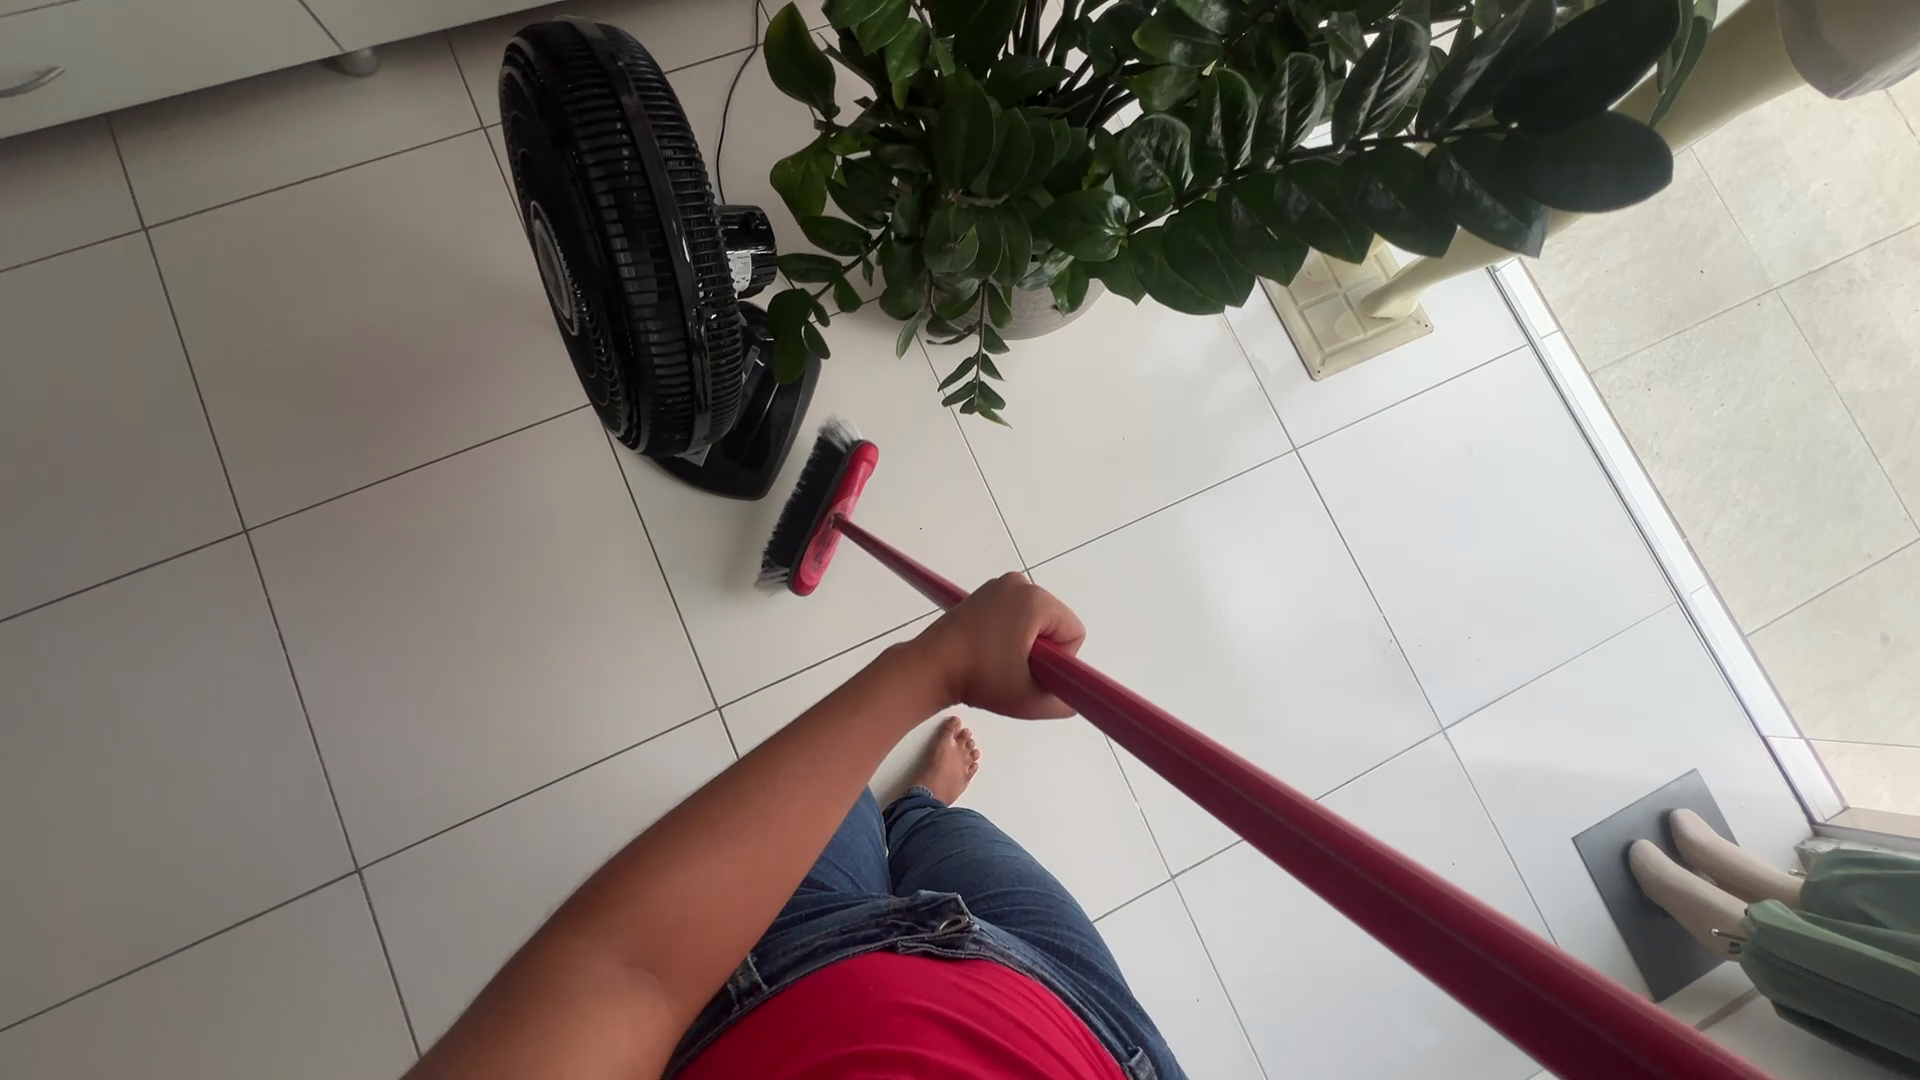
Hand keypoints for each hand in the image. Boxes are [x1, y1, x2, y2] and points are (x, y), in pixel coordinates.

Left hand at [910, 573, 1085, 718]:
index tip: (1032, 673)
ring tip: (999, 661)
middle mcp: (1020, 584)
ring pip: (1035, 620)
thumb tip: (1071, 699)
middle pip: (1054, 623)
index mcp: (1035, 600)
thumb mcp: (1028, 699)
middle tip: (1014, 670)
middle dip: (1043, 651)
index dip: (1060, 660)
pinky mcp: (983, 594)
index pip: (1073, 632)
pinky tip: (990, 650)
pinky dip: (1010, 632)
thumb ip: (1062, 703)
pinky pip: (1015, 614)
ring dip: (1025, 643)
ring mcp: (999, 586)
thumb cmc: (979, 678)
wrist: (930, 667)